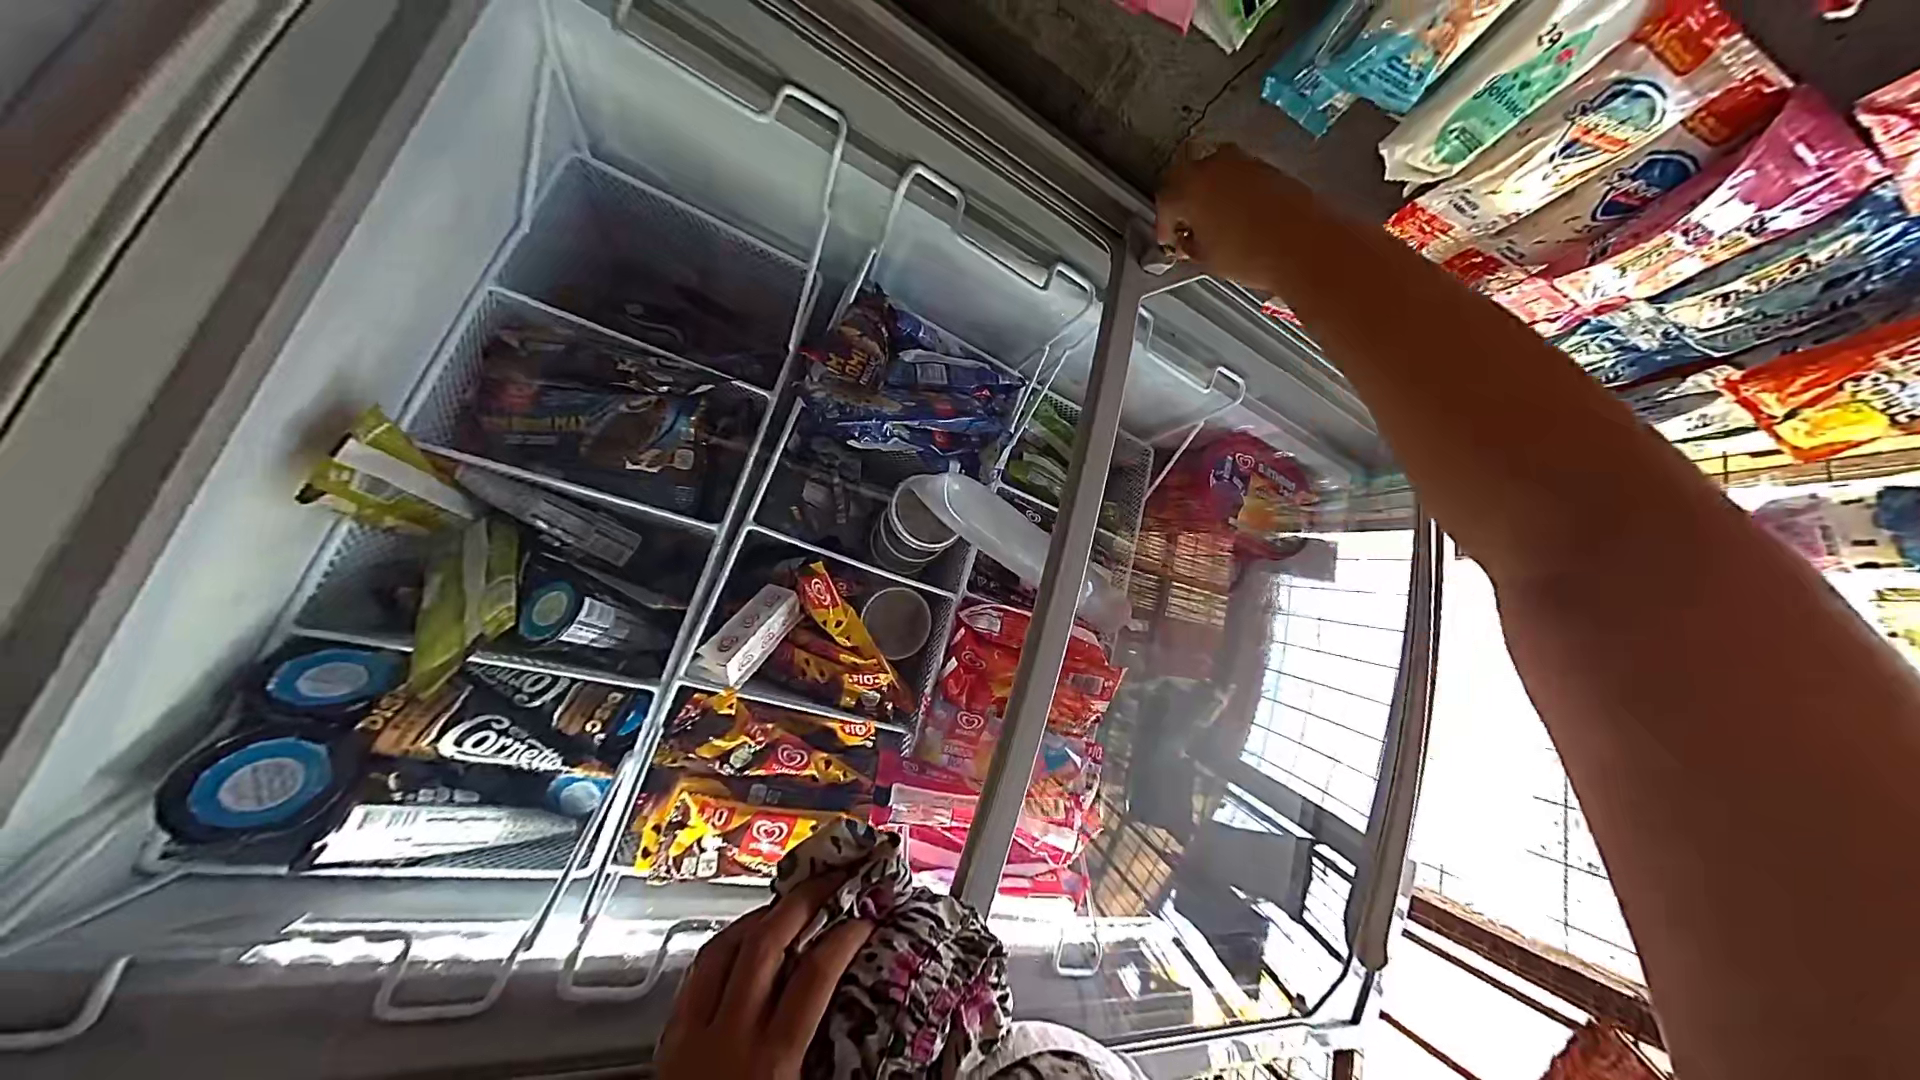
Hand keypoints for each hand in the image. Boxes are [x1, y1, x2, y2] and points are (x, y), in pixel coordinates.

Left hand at [657, 873, 873, 1079]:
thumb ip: (834, 1059)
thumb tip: (878, 1034)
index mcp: (770, 1062)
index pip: (814, 975)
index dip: (844, 936)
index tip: (866, 917)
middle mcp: (729, 1036)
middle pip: (766, 944)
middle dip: (802, 901)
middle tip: (830, 879)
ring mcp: (692, 1034)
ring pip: (724, 948)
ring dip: (760, 915)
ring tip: (787, 901)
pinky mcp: (668, 1042)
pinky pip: (696, 972)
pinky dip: (724, 945)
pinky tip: (740, 941)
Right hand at [1155, 143, 1300, 291]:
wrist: (1303, 246)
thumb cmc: (1254, 253)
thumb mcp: (1205, 258)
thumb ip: (1188, 244)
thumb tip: (1187, 241)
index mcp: (1189, 187)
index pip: (1164, 200)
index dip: (1163, 224)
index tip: (1168, 239)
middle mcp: (1215, 166)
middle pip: (1186, 179)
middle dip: (1183, 204)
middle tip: (1185, 230)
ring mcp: (1244, 163)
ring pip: (1213, 175)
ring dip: (1207, 197)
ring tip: (1211, 228)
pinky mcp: (1268, 168)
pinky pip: (1239, 177)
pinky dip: (1231, 194)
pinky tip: (1236, 221)